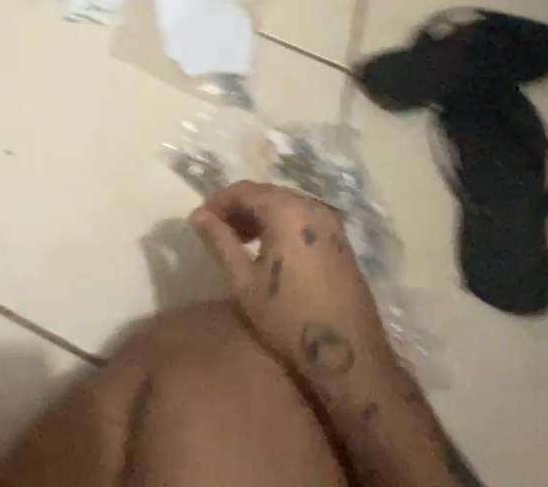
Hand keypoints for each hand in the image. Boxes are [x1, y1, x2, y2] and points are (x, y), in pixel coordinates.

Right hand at [189, 181, 394, 411]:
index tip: (200, 220)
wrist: (349, 356)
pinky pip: (303, 220)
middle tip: (217, 230)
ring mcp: (332, 225)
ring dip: (259, 216)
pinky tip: (269, 251)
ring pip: (286, 206)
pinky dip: (281, 225)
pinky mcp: (341, 243)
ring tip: (240, 241)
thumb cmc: (289, 317)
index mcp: (287, 211)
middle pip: (266, 194)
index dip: (217, 201)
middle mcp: (312, 208)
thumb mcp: (244, 280)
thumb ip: (219, 241)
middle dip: (238, 208)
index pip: (243, 190)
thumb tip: (197, 215)